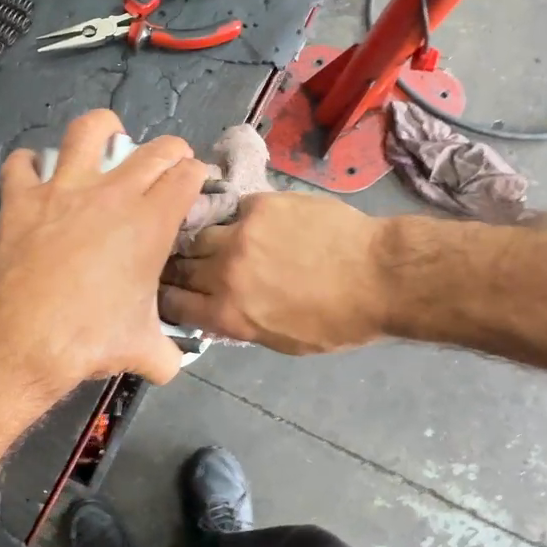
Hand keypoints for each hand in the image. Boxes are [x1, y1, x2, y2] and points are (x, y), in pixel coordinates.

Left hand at [0, 110, 209, 407]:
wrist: (25, 340)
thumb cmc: (90, 340)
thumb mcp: (143, 350)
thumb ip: (166, 352)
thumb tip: (171, 363)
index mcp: (151, 223)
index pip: (187, 175)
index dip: (196, 175)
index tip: (193, 184)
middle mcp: (112, 194)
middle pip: (154, 150)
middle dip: (169, 152)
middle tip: (166, 166)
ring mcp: (63, 189)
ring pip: (88, 130)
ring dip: (103, 129)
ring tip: (107, 139)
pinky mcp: (21, 197)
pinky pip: (22, 163)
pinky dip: (30, 164)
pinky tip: (35, 176)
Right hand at [158, 192, 397, 354]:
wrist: (380, 275)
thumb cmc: (338, 321)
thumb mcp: (283, 341)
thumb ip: (240, 324)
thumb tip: (216, 310)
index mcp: (227, 313)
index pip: (173, 303)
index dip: (166, 298)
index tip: (170, 292)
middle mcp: (223, 272)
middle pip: (179, 265)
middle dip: (177, 267)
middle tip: (185, 265)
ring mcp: (239, 234)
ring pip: (198, 233)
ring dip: (201, 240)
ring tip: (214, 241)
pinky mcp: (259, 205)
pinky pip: (232, 211)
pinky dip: (235, 220)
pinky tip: (248, 224)